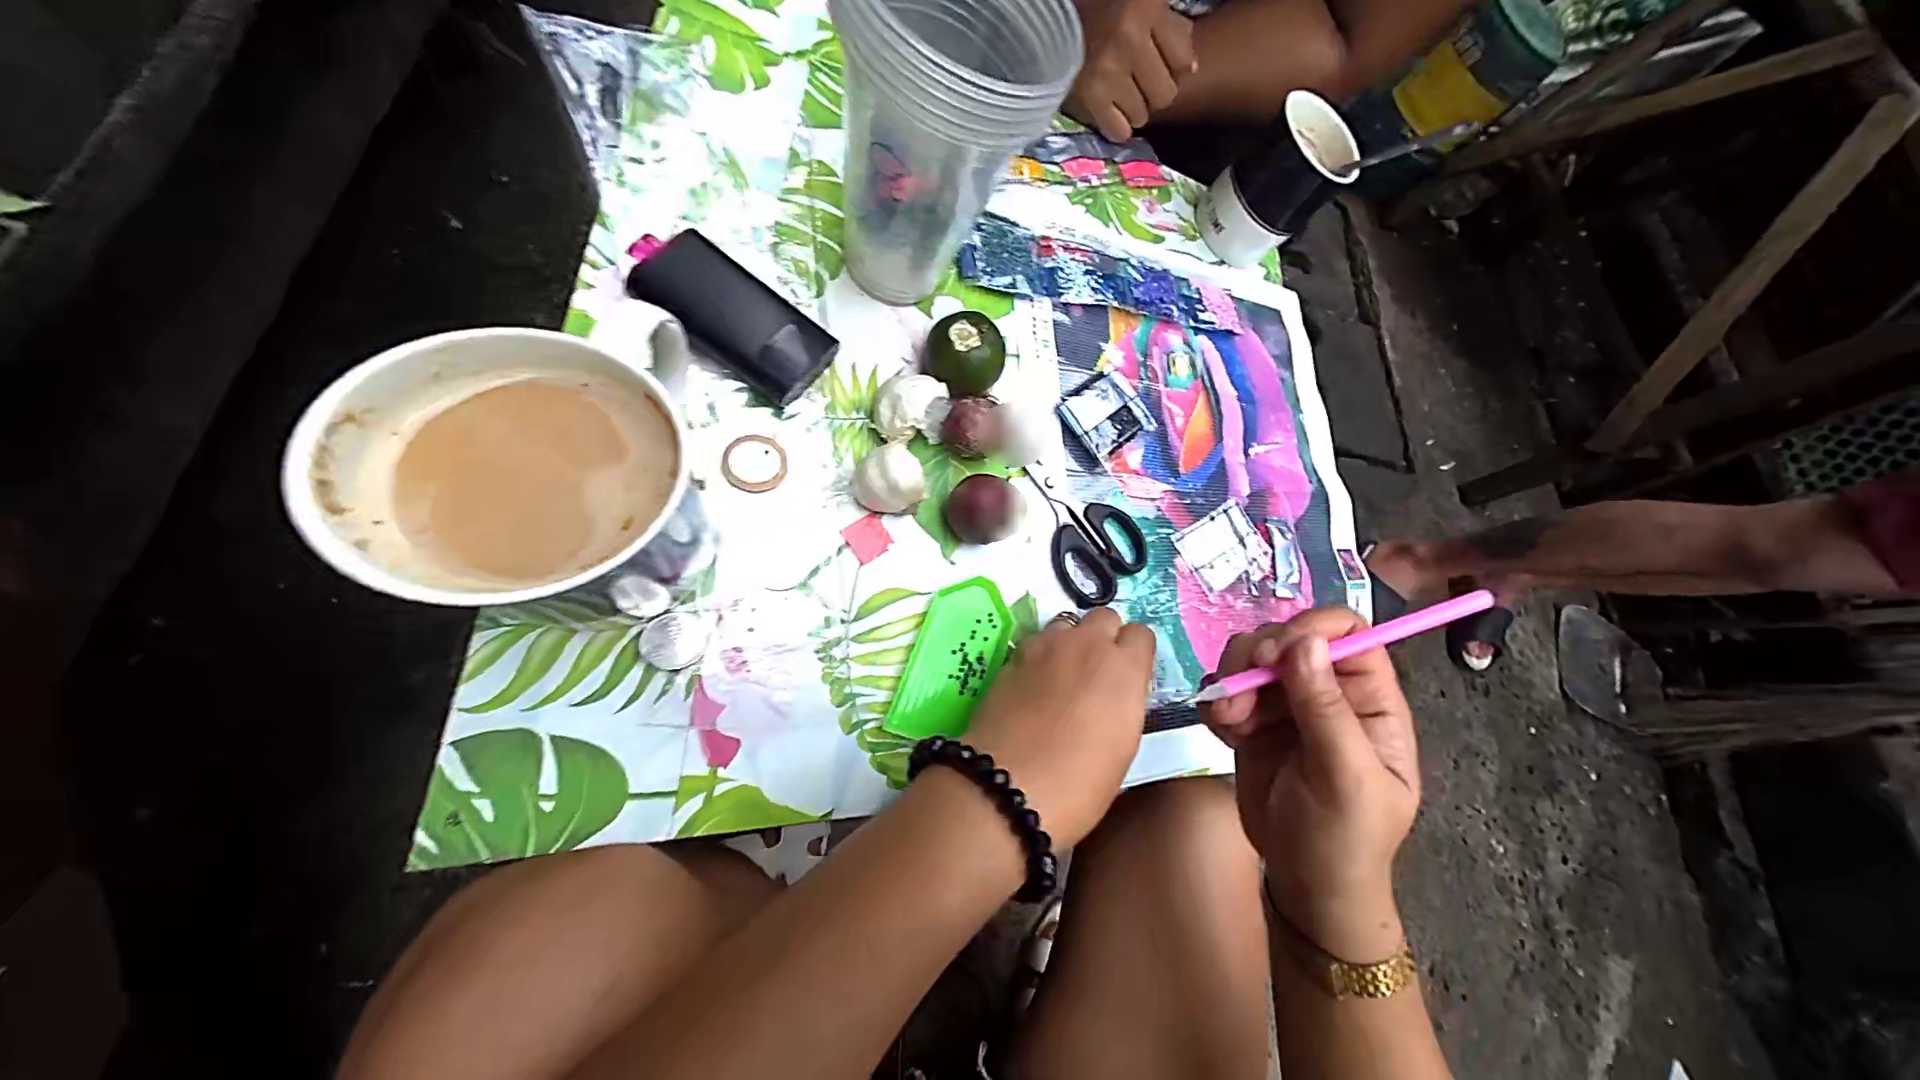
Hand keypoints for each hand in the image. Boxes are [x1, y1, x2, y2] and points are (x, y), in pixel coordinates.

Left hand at [966, 608, 1155, 847]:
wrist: (1008, 784)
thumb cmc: (1080, 783)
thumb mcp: (1123, 749)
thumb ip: (1124, 706)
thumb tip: (1115, 697)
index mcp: (1123, 667)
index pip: (1141, 634)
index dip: (1136, 653)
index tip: (1131, 676)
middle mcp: (1086, 644)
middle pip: (1103, 617)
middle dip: (1104, 637)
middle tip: (1098, 671)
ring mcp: (1044, 646)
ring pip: (1065, 624)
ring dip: (1069, 642)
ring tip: (1062, 676)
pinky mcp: (1011, 658)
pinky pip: (1034, 643)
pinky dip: (1039, 657)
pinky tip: (1033, 686)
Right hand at [1066, 0, 1197, 142]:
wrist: (1044, 21)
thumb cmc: (1094, 10)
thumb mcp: (1138, 3)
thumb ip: (1168, 25)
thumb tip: (1191, 67)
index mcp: (1147, 7)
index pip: (1184, 61)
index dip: (1172, 67)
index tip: (1155, 65)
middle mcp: (1131, 38)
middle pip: (1164, 94)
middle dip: (1152, 92)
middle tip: (1134, 83)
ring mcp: (1110, 71)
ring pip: (1141, 115)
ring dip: (1131, 109)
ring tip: (1115, 93)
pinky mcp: (1091, 97)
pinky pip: (1118, 130)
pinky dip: (1116, 126)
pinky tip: (1108, 112)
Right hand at [1204, 606, 1419, 959]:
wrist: (1305, 882)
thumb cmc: (1344, 838)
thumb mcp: (1345, 777)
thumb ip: (1326, 709)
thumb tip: (1305, 641)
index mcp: (1369, 700)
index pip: (1347, 633)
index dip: (1310, 629)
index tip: (1274, 654)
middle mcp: (1327, 691)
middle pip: (1287, 637)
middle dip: (1256, 658)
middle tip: (1238, 692)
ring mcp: (1287, 705)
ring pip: (1250, 657)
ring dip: (1230, 680)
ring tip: (1228, 720)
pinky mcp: (1252, 720)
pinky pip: (1226, 687)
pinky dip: (1216, 702)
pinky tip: (1222, 731)